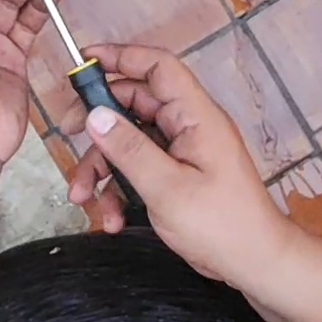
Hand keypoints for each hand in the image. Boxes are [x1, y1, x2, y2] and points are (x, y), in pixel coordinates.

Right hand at [67, 45, 298, 286]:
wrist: (253, 265)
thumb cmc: (222, 225)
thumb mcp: (167, 188)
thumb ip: (128, 149)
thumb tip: (95, 115)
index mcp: (195, 117)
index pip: (158, 68)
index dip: (122, 57)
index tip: (85, 61)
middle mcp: (187, 127)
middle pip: (133, 104)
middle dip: (97, 122)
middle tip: (68, 132)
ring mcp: (180, 151)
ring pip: (128, 140)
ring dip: (101, 167)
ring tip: (82, 196)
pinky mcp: (174, 174)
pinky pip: (136, 168)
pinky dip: (117, 190)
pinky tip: (110, 218)